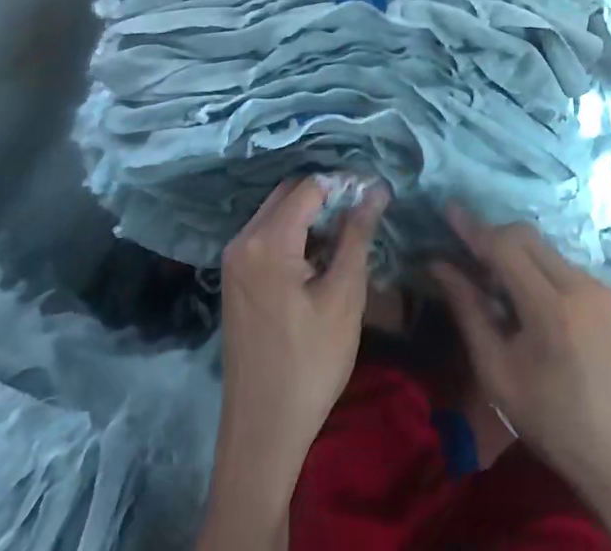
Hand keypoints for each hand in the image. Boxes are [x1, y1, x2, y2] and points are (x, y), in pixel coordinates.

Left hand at [220, 174, 387, 455]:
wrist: (264, 427)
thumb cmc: (312, 361)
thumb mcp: (345, 294)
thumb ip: (357, 234)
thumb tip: (375, 190)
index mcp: (266, 242)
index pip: (309, 186)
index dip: (345, 183)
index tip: (378, 193)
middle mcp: (241, 241)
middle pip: (288, 194)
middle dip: (328, 195)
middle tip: (366, 212)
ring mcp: (233, 261)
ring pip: (277, 214)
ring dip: (312, 215)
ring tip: (350, 234)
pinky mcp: (235, 279)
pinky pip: (267, 236)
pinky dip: (296, 235)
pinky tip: (322, 256)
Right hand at [431, 208, 610, 493]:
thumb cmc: (545, 416)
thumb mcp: (495, 369)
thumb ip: (467, 310)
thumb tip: (439, 266)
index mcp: (552, 309)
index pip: (506, 248)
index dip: (474, 228)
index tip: (449, 210)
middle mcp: (582, 286)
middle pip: (528, 238)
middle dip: (493, 236)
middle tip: (465, 250)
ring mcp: (601, 287)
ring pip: (546, 248)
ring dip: (516, 252)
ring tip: (493, 280)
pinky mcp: (610, 293)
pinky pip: (564, 265)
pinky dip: (539, 268)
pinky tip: (526, 296)